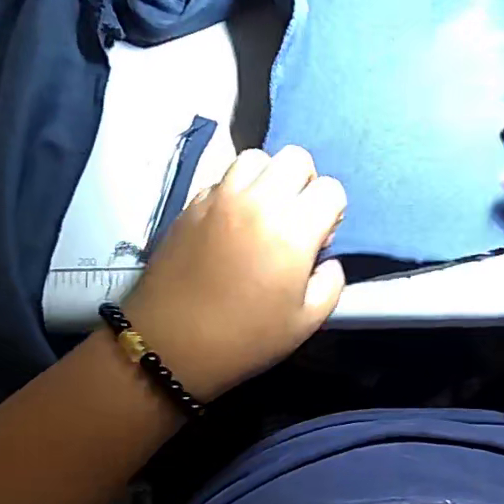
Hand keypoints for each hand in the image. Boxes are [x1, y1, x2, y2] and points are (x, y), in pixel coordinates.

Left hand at [120, 145, 346, 400]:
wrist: (170, 344)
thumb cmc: (244, 339)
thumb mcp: (306, 323)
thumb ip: (329, 285)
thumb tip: (327, 262)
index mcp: (292, 230)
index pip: (330, 189)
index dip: (332, 212)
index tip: (321, 238)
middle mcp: (258, 202)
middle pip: (295, 158)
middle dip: (305, 183)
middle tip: (297, 217)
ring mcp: (219, 198)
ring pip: (255, 159)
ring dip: (268, 179)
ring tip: (263, 212)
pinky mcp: (191, 205)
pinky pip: (222, 178)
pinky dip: (236, 190)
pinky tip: (232, 223)